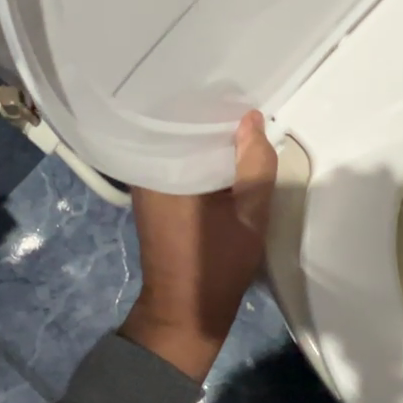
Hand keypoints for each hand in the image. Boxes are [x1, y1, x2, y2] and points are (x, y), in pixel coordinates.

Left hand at [120, 111, 276, 382]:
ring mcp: (147, 184)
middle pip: (179, 129)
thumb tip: (251, 118)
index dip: (211, 100)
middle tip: (242, 103)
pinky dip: (198, 157)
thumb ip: (255, 165)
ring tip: (236, 124)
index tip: (237, 88)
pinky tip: (223, 155)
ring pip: (179, 146)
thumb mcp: (250, 215)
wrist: (186, 314)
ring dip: (205, 139)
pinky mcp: (155, 197)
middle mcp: (147, 170)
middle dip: (209, 117)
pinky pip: (177, 163)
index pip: (182, 116)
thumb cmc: (217, 265)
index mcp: (163, 169)